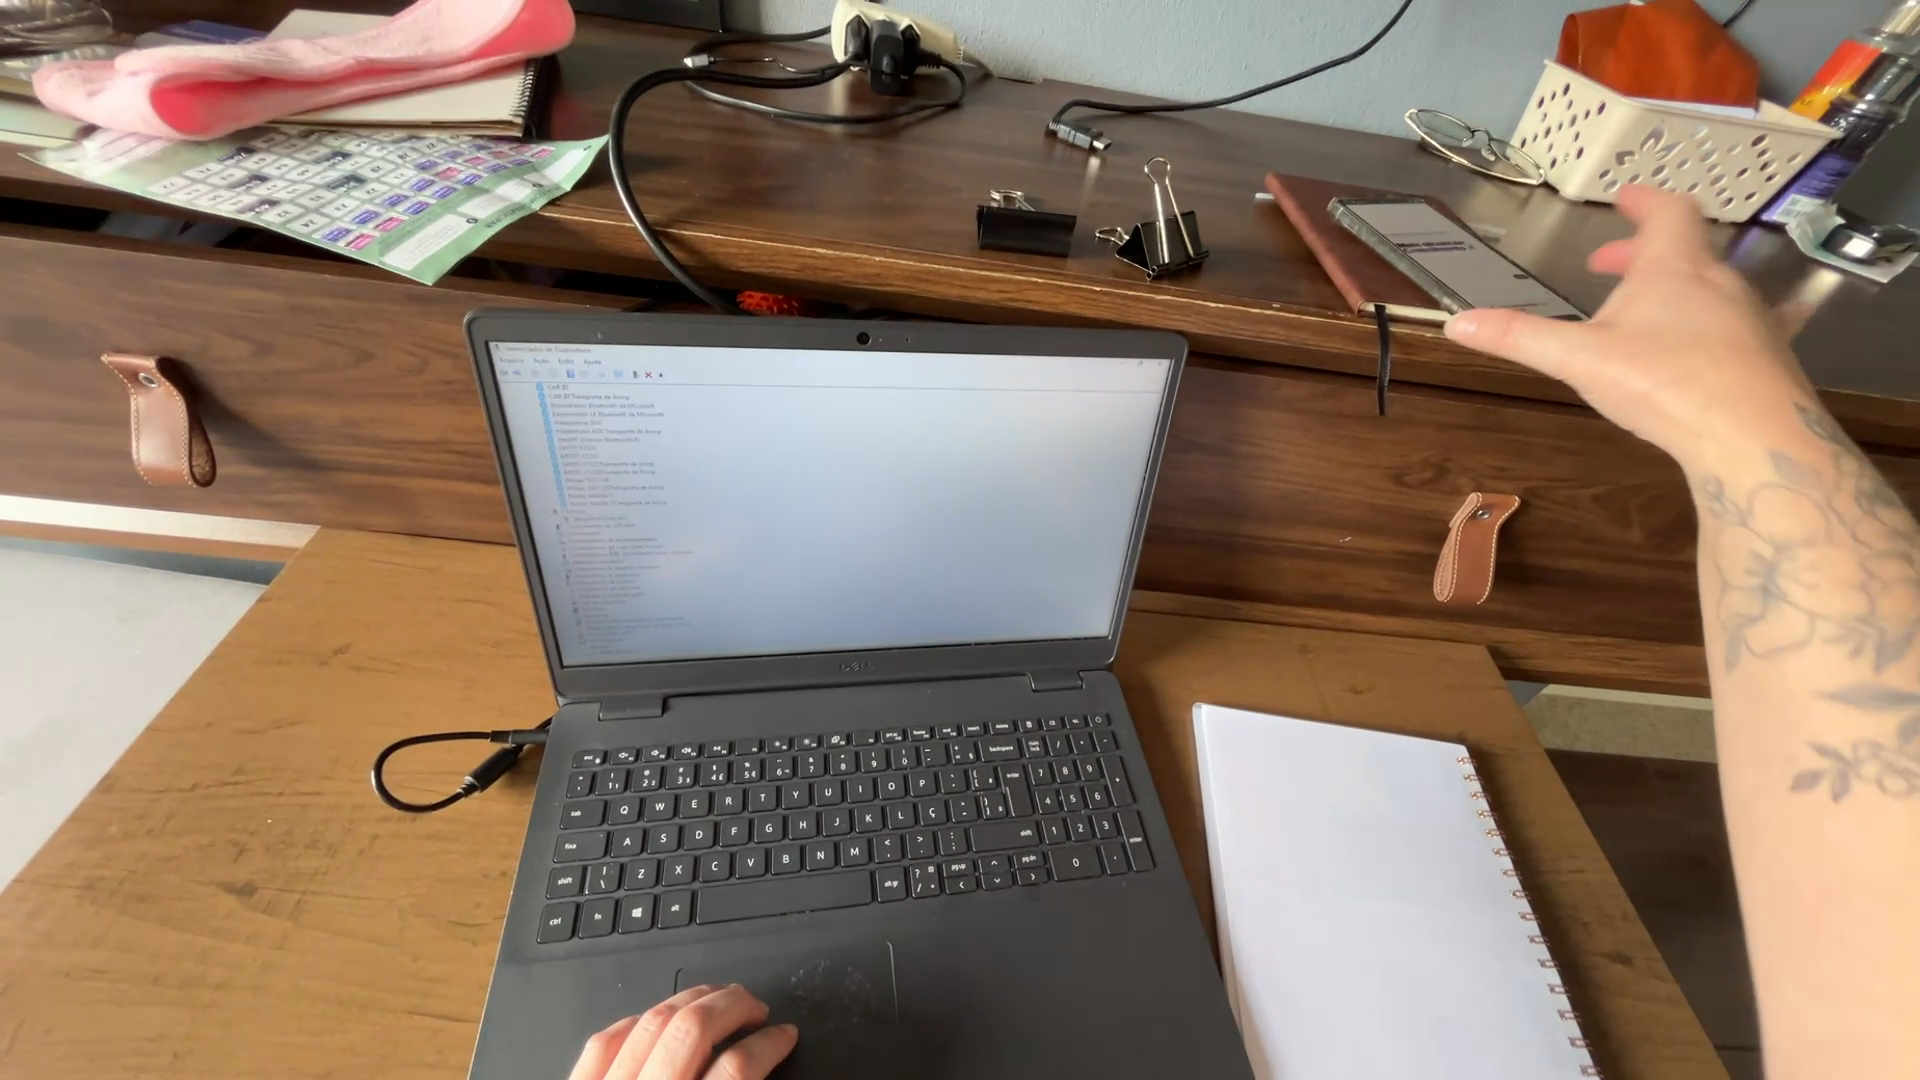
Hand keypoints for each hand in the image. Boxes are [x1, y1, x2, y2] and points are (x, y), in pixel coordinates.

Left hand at [568, 985, 798, 1079]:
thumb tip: (762, 1068)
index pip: (737, 1071)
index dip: (770, 1044)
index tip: (785, 1035)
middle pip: (694, 1030)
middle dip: (735, 1006)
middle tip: (757, 1008)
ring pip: (652, 1022)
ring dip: (693, 1001)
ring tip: (718, 999)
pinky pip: (602, 1041)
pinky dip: (635, 1021)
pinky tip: (658, 1018)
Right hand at [1443, 185, 1816, 472]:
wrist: (1750, 433)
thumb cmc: (1662, 381)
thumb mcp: (1575, 358)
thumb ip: (1516, 338)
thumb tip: (1456, 322)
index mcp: (1672, 271)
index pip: (1667, 215)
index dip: (1644, 202)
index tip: (1624, 196)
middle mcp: (1717, 282)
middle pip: (1682, 251)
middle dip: (1639, 252)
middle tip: (1606, 263)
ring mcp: (1746, 316)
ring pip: (1705, 285)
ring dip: (1667, 285)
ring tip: (1635, 307)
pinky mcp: (1761, 352)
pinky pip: (1730, 321)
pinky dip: (1702, 318)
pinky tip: (1699, 340)